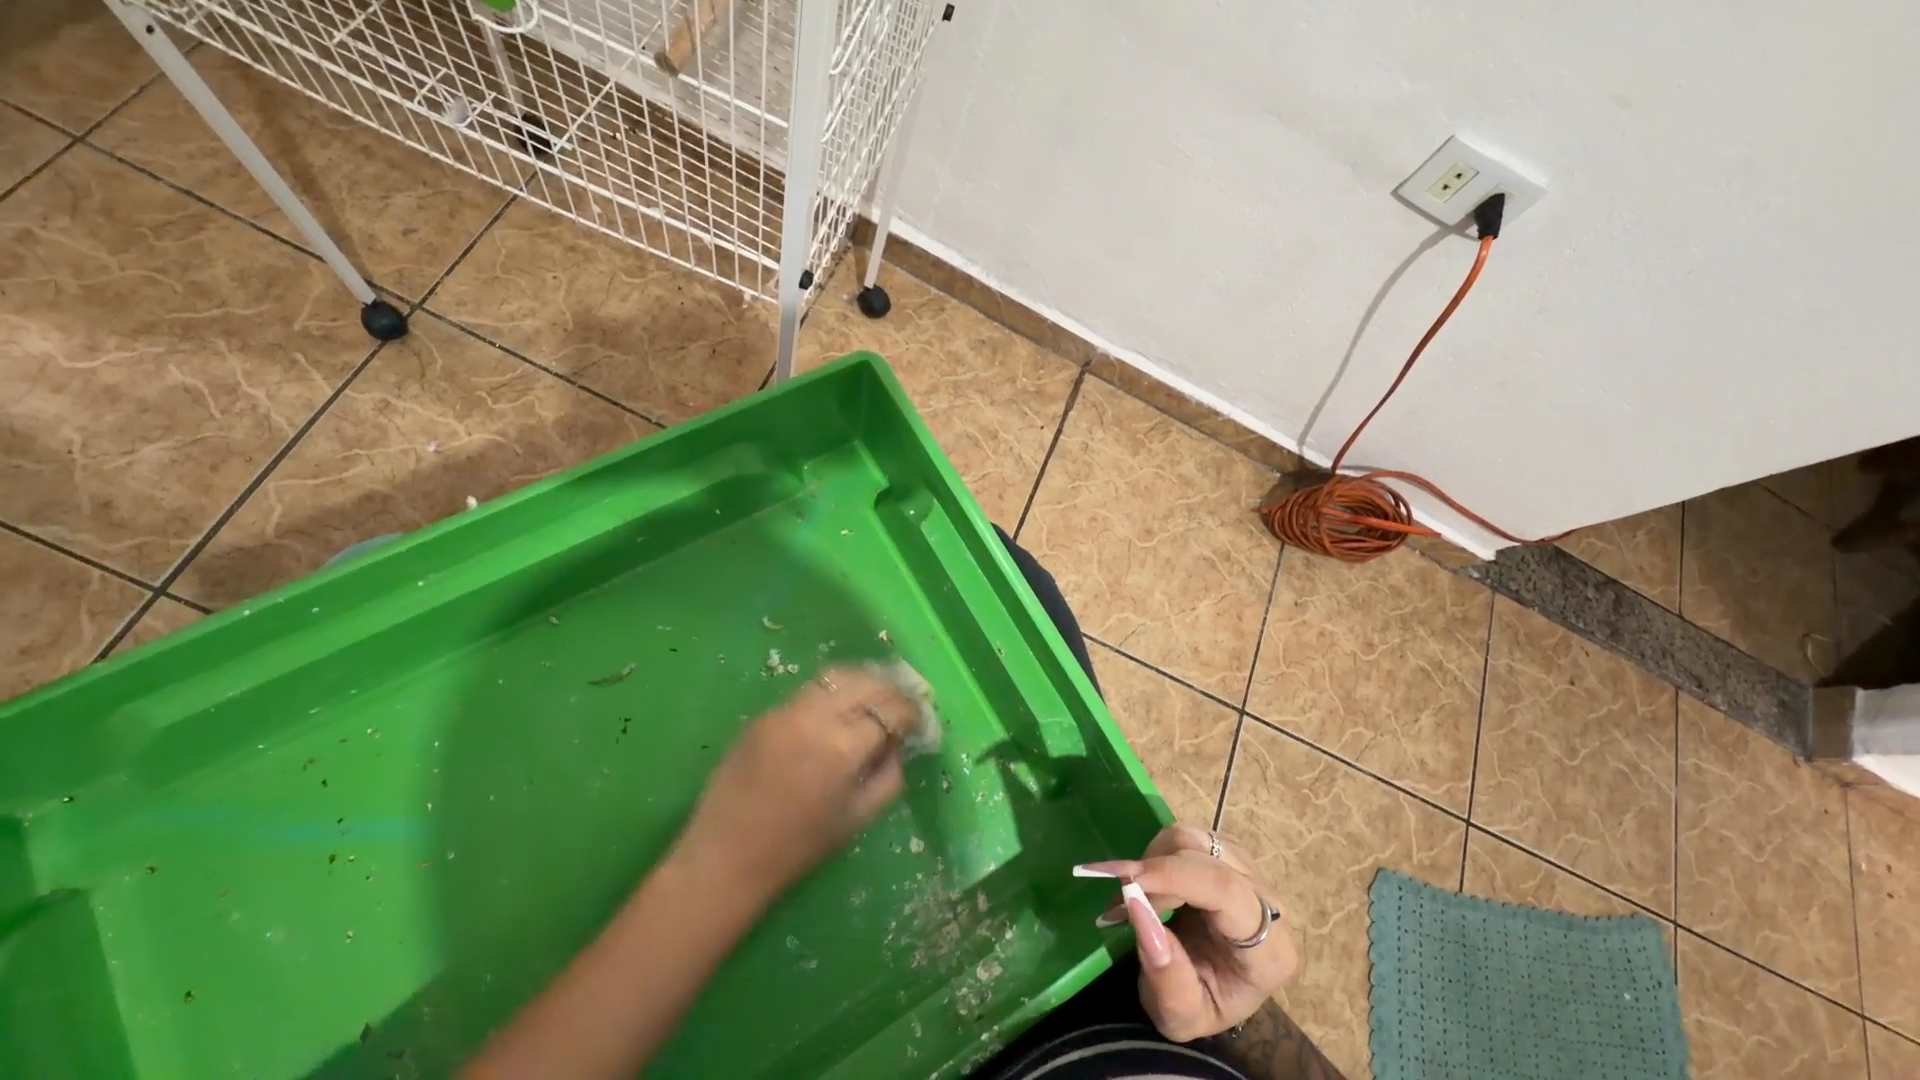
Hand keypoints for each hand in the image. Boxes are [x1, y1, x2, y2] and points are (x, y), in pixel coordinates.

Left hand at [675, 667, 914, 903]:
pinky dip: (831, 694)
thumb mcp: (858, 818)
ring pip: (835, 677)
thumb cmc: (798, 846)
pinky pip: (807, 692)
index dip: (912, 713)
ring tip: (872, 701)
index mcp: (842, 748)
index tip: (919, 722)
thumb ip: (889, 775)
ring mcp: (785, 711)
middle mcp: (814, 717)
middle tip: (902, 706)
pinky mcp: (764, 714)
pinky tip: (836, 712)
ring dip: (861, 684)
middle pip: (866, 682)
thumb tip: (898, 743)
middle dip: (891, 690)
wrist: (727, 854)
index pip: (891, 709)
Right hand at [1077, 824, 1298, 1041]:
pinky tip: (1150, 885)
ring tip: (1135, 896)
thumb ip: (1164, 973)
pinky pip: (1189, 838)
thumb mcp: (1179, 1017)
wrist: (1210, 993)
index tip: (1125, 883)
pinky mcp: (1230, 857)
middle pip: (1206, 858)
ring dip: (1154, 861)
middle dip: (1152, 874)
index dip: (1172, 877)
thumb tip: (1137, 908)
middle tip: (1115, 904)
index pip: (1226, 891)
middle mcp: (1269, 903)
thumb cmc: (1199, 1007)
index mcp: (1269, 950)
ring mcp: (1251, 873)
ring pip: (1195, 839)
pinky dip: (1159, 854)